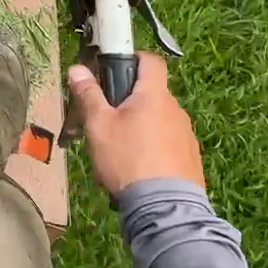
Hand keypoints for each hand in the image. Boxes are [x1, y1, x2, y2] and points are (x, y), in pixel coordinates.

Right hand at [67, 53, 204, 195]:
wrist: (165, 209)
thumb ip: (89, 94)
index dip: (132, 58)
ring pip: (158, 118)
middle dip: (127, 99)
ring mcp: (186, 135)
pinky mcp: (190, 158)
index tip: (112, 70)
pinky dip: (152, 145)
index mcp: (154, 96)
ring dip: (139, 124)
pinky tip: (136, 165)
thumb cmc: (127, 158)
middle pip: (150, 92)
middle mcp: (175, 110)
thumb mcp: (99, 125)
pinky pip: (167, 141)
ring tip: (118, 147)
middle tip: (104, 117)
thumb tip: (77, 68)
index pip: (150, 61)